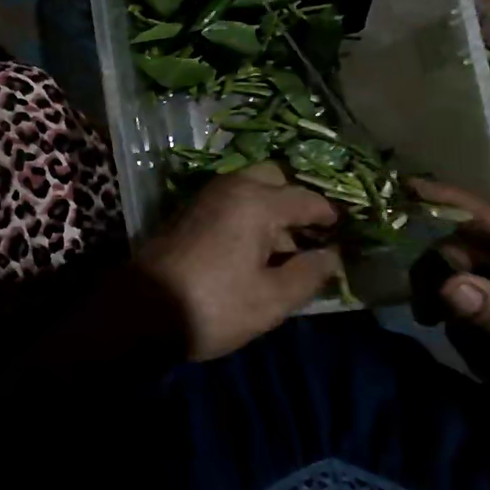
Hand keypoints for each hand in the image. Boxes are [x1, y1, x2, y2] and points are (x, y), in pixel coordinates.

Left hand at [134, 163, 341, 360]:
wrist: (143, 310)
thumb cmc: (215, 305)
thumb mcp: (272, 298)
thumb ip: (309, 273)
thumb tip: (332, 256)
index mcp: (256, 201)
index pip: (308, 199)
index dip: (331, 218)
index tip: (347, 237)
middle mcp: (230, 188)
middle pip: (275, 179)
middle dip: (297, 201)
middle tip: (313, 236)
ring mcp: (204, 197)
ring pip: (249, 188)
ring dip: (271, 208)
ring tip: (288, 249)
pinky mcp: (188, 212)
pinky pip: (229, 202)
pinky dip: (248, 215)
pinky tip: (257, 249)